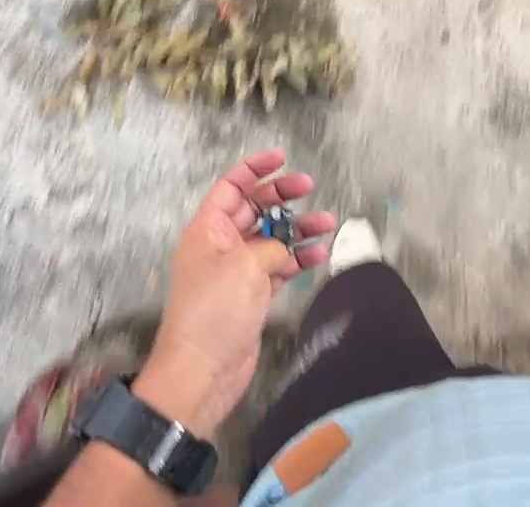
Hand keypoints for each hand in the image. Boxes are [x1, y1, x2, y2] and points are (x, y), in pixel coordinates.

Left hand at [133, 151, 335, 439]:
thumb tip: (281, 248)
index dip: (255, 168)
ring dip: (298, 228)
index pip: (231, 186)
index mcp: (208, 229)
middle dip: (283, 196)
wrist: (201, 372)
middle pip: (255, 208)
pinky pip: (279, 266)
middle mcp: (221, 245)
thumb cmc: (214, 311)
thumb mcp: (244, 266)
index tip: (282, 157)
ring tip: (328, 222)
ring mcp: (238, 271)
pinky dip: (298, 258)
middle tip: (310, 187)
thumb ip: (268, 246)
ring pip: (272, 237)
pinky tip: (319, 254)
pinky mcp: (252, 295)